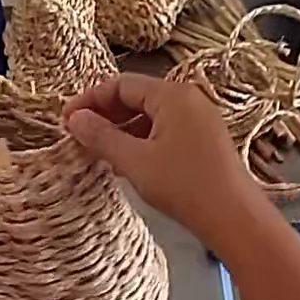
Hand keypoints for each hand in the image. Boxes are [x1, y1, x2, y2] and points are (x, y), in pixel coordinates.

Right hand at [63, 74, 265, 241]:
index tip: (66, 121)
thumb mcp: (135, 161)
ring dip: (121, 132)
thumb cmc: (183, 185)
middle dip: (105, 116)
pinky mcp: (203, 142)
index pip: (121, 84)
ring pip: (149, 117)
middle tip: (78, 137)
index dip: (89, 100)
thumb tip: (74, 119)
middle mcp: (188, 100)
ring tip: (97, 153)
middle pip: (136, 97)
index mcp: (172, 95)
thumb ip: (102, 137)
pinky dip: (140, 143)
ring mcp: (198, 121)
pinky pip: (164, 132)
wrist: (233, 216)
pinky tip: (125, 164)